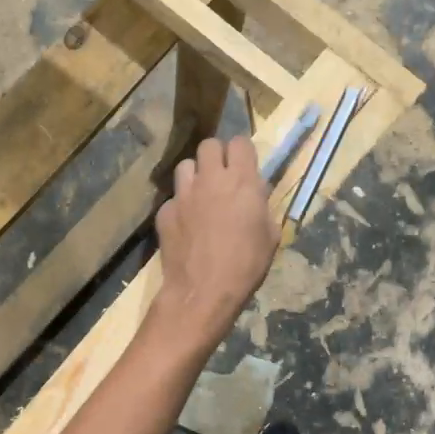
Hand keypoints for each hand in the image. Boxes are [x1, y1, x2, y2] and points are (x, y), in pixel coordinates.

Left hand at [150, 137, 279, 352]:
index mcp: (242, 181)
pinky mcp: (164, 211)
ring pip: (186, 165)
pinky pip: (173, 198)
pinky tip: (186, 225)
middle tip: (221, 176)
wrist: (203, 291)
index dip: (242, 152)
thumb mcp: (270, 236)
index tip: (244, 166)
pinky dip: (180, 206)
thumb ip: (263, 207)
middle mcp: (210, 179)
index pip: (240, 142)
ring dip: (195, 175)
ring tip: (201, 195)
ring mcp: (183, 194)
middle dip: (216, 156)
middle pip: (209, 145)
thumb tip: (256, 194)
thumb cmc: (246, 265)